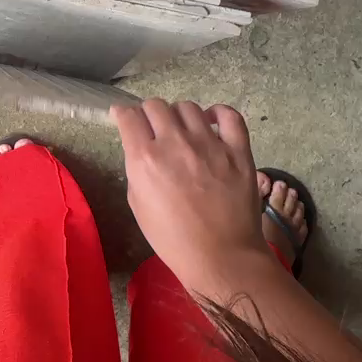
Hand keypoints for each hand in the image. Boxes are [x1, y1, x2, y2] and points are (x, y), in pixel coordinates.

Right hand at [113, 98, 271, 289]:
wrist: (221, 257)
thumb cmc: (171, 237)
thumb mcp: (137, 202)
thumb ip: (137, 168)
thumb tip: (143, 149)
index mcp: (144, 158)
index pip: (128, 115)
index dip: (123, 114)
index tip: (125, 120)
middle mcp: (174, 143)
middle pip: (155, 105)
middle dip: (149, 113)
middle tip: (154, 129)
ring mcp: (209, 145)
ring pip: (187, 107)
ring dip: (179, 115)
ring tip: (183, 130)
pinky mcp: (238, 152)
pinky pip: (229, 116)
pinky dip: (218, 114)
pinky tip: (211, 123)